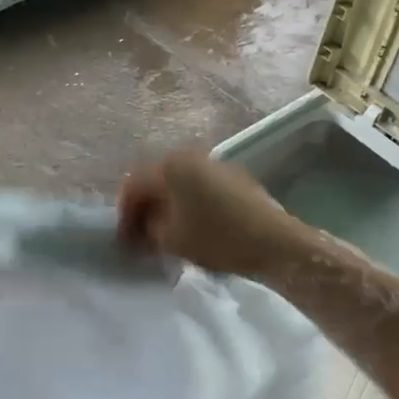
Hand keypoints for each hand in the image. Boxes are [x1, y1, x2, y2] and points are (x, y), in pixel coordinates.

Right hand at [117, 151, 308, 277]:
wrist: (274, 241)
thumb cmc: (217, 238)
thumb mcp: (171, 239)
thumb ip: (149, 229)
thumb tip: (146, 225)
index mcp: (169, 166)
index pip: (133, 185)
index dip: (125, 214)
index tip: (124, 241)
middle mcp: (189, 156)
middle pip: (156, 180)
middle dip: (145, 209)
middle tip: (142, 238)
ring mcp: (214, 163)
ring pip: (179, 183)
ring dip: (167, 206)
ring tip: (167, 234)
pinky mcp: (234, 177)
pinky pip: (199, 187)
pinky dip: (189, 204)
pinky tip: (193, 226)